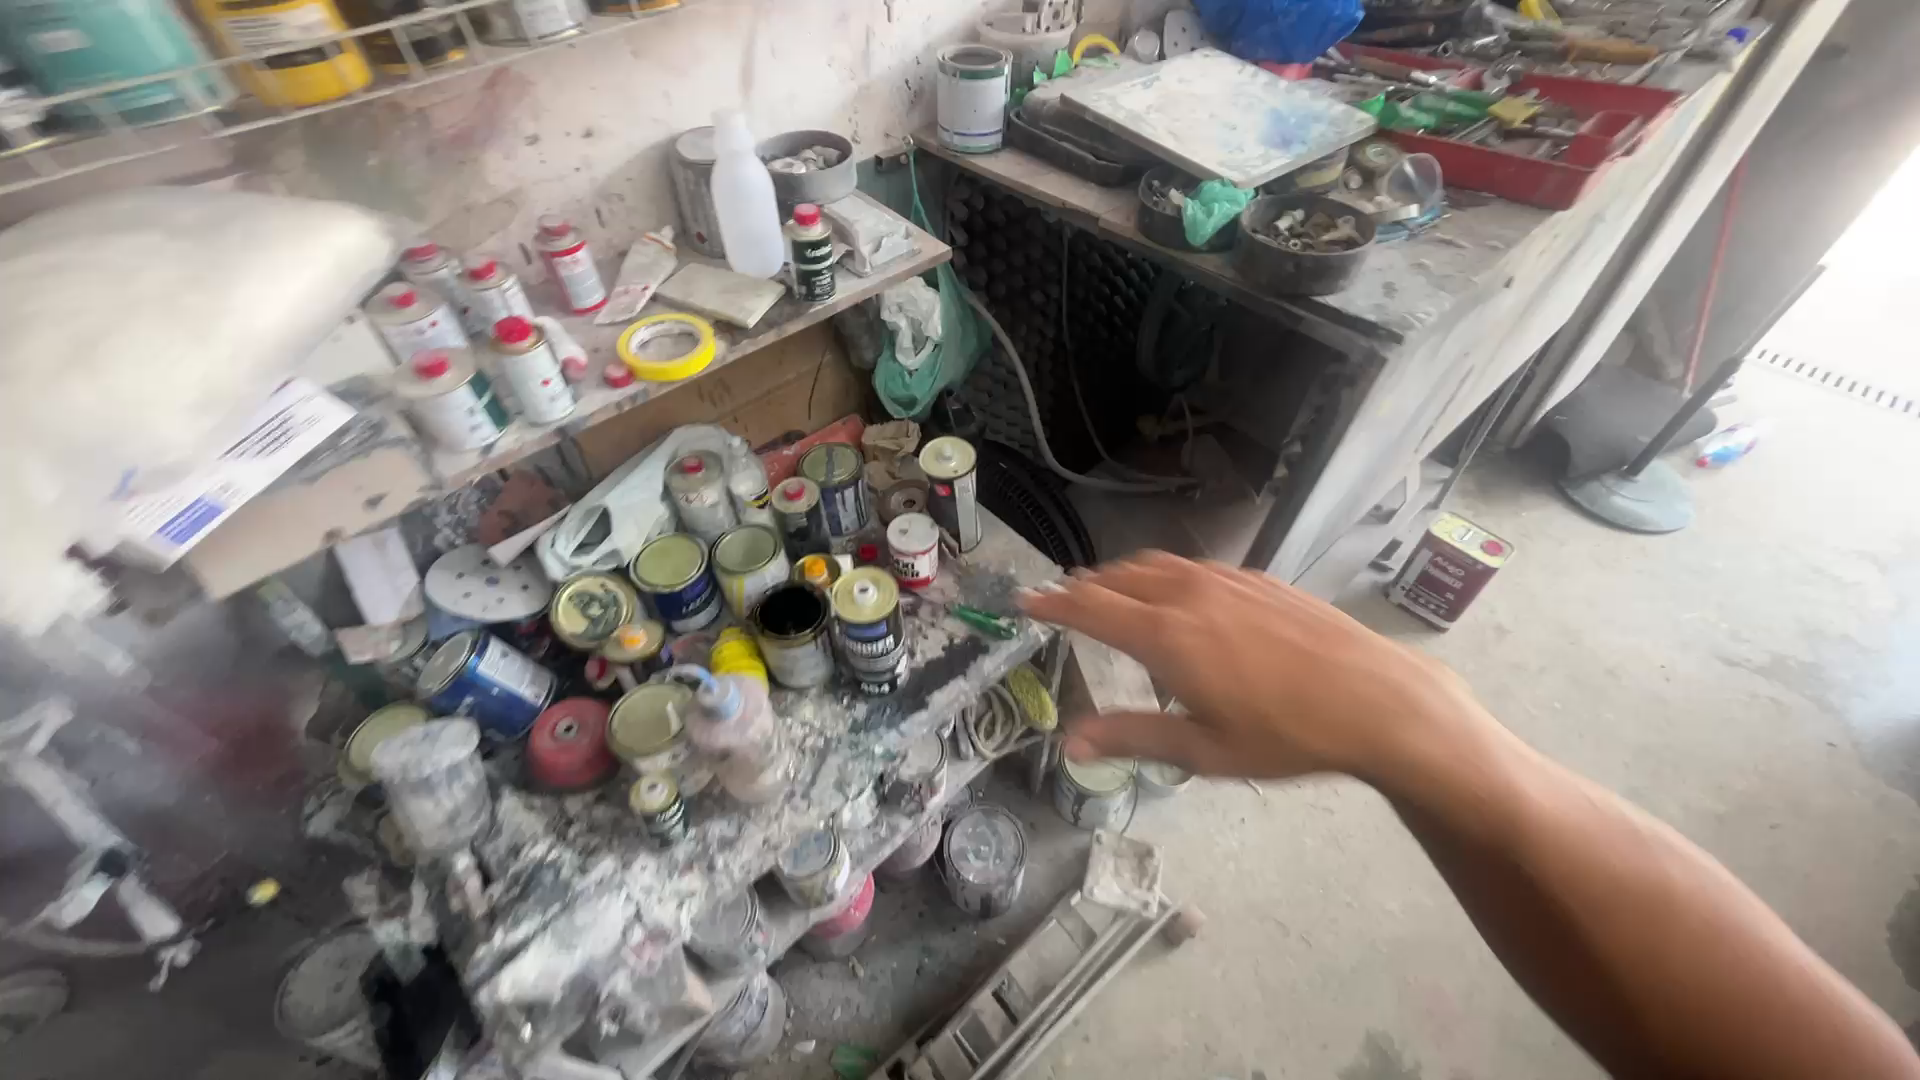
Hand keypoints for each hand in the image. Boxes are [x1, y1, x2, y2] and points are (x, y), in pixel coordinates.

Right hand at [1018, 551, 1495, 781]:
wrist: (1377, 699)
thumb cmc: (1286, 735)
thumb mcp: (1204, 749)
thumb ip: (1132, 737)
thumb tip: (1070, 742)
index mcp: (1166, 636)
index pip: (1090, 608)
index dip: (1053, 603)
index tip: (1026, 601)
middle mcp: (1187, 595)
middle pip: (1118, 578)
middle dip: (1084, 587)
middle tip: (1064, 601)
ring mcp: (1225, 580)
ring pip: (1155, 566)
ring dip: (1122, 577)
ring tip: (1110, 593)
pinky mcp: (1257, 579)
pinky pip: (1191, 567)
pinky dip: (1162, 576)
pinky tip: (1177, 598)